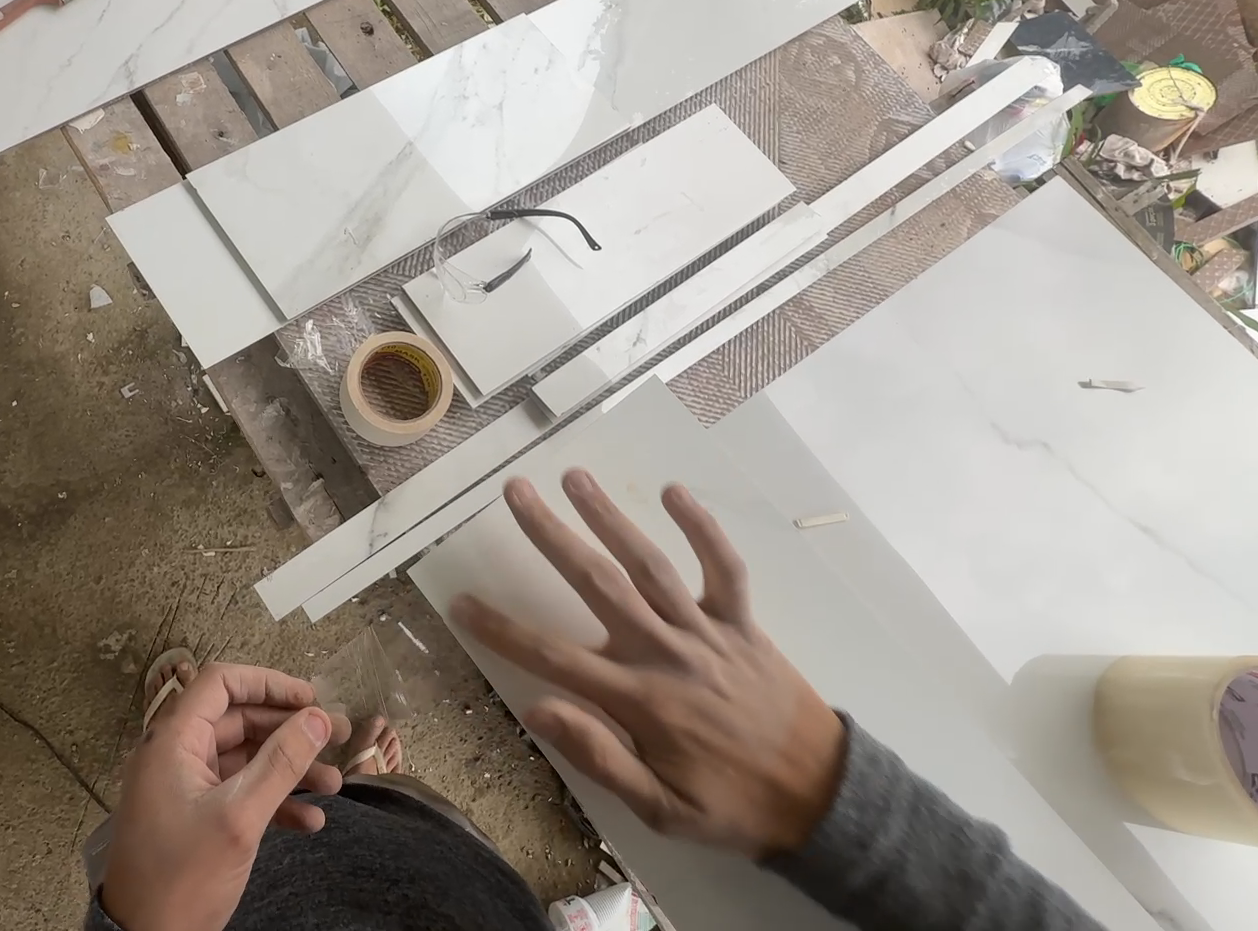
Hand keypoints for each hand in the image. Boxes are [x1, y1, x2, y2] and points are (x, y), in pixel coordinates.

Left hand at [100, 663, 344, 930]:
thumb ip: (281, 762)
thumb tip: (318, 717)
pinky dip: (274, 800)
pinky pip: (240, 791)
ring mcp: (186, 785)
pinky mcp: (196, 815)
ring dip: (290, 767)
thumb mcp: (239, 816)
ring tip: (336, 782)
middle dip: (290, 727)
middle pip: (239, 719)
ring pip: (245, 757)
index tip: (310, 697)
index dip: (268, 683)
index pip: (221, 683)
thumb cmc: (181, 878)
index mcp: (173, 739)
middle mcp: (177, 753)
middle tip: (338, 734)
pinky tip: (310, 820)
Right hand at [451, 470, 846, 858]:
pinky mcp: (741, 622)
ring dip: (609, 517)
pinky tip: (674, 491)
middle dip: (551, 535)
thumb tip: (537, 709)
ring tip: (574, 477)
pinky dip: (703, 529)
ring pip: (649, 565)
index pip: (553, 657)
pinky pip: (724, 568)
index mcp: (638, 700)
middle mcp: (665, 653)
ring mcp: (705, 632)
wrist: (826, 802)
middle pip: (597, 583)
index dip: (501, 630)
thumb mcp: (662, 810)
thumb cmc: (730, 804)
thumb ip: (600, 759)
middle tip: (516, 491)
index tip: (461, 601)